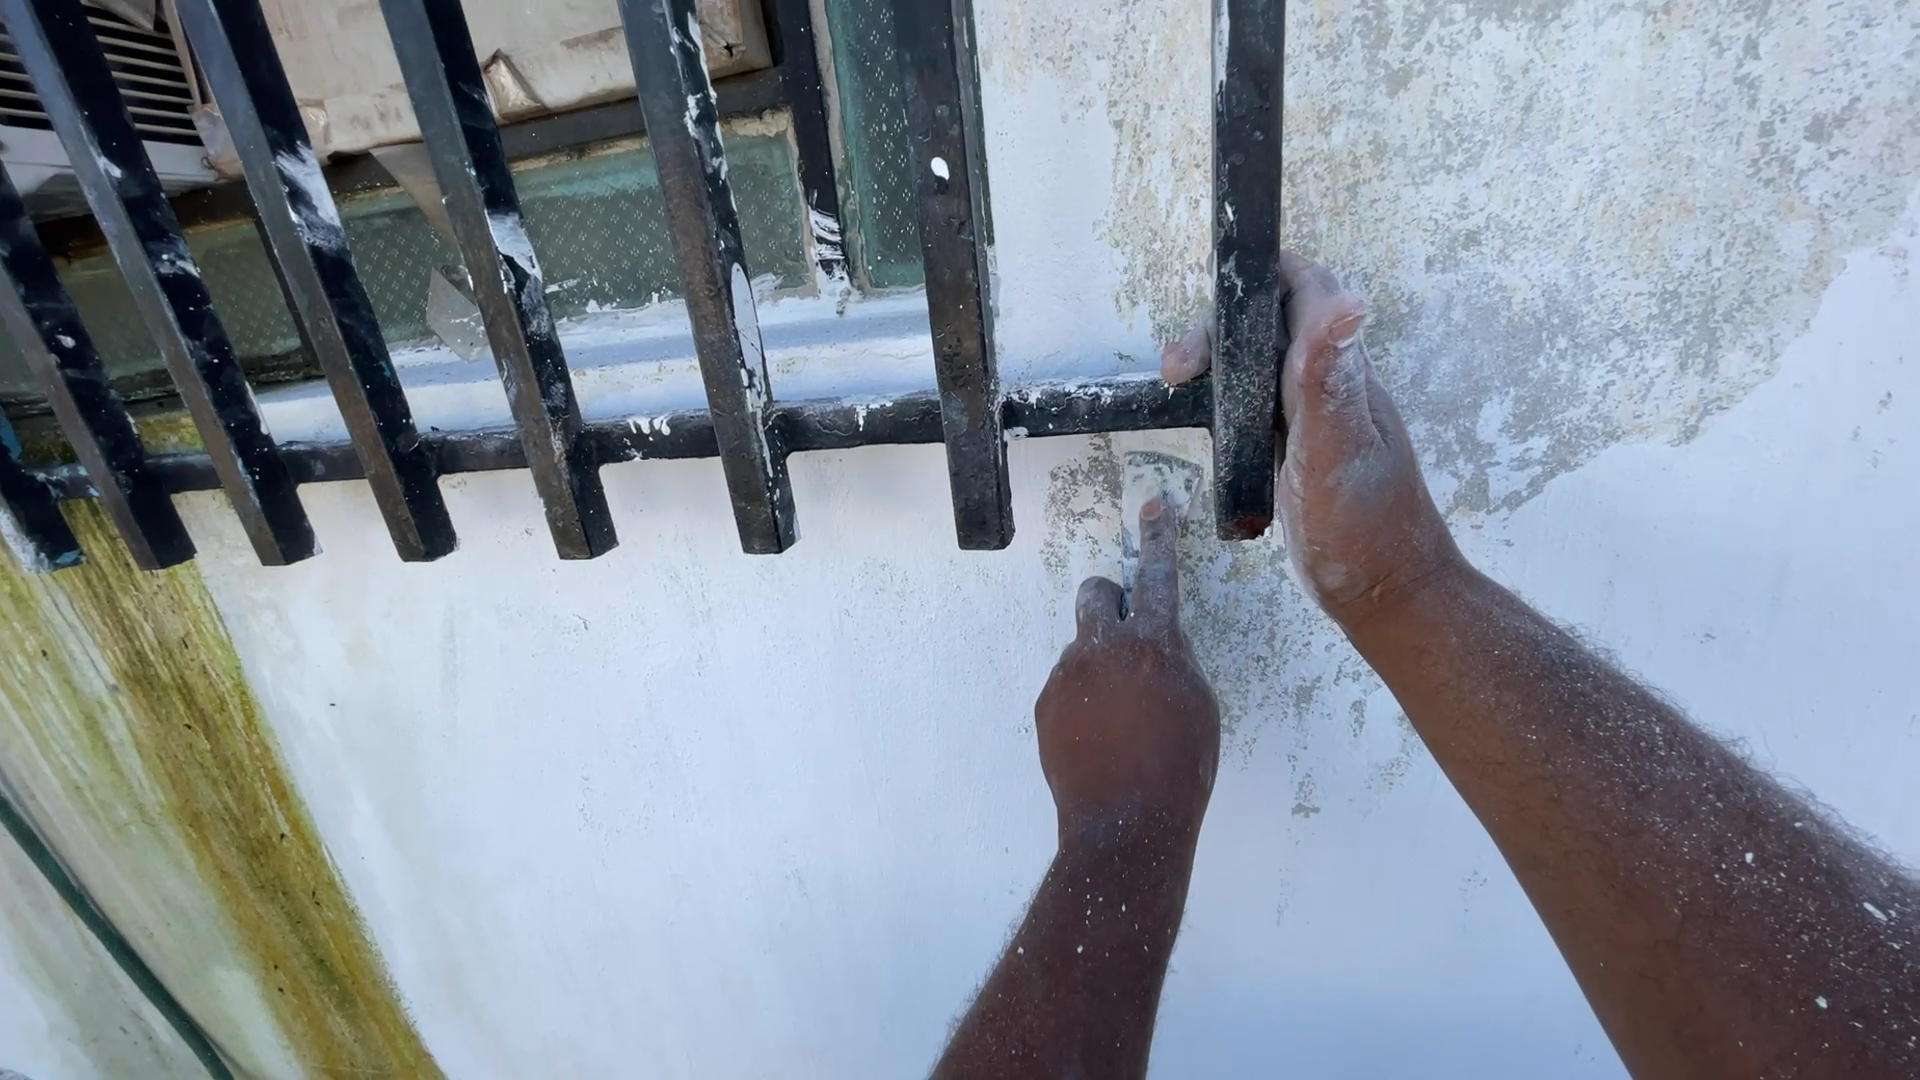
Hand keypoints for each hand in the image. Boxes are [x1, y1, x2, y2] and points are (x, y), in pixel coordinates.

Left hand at [1034, 499, 1220, 849]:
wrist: (1126, 823)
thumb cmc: (1180, 767)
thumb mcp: (1199, 704)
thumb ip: (1175, 659)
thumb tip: (1155, 638)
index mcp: (1154, 646)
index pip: (1160, 577)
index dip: (1159, 537)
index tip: (1155, 505)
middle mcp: (1104, 648)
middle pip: (1096, 592)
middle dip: (1110, 599)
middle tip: (1124, 631)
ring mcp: (1068, 673)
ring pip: (1083, 647)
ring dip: (1099, 665)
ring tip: (1117, 719)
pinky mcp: (1046, 700)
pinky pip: (1066, 683)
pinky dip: (1081, 698)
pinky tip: (1095, 737)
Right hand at [1160, 251, 1464, 629]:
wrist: (1379, 589)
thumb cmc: (1362, 527)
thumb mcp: (1337, 454)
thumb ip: (1328, 383)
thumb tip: (1345, 301)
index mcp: (1341, 377)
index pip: (1310, 294)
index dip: (1269, 277)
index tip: (1220, 285)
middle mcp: (1325, 387)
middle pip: (1268, 329)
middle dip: (1218, 333)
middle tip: (1174, 370)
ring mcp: (1306, 419)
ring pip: (1255, 366)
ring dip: (1214, 364)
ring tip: (1175, 385)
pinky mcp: (1289, 448)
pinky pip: (1250, 404)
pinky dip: (1219, 398)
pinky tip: (1198, 418)